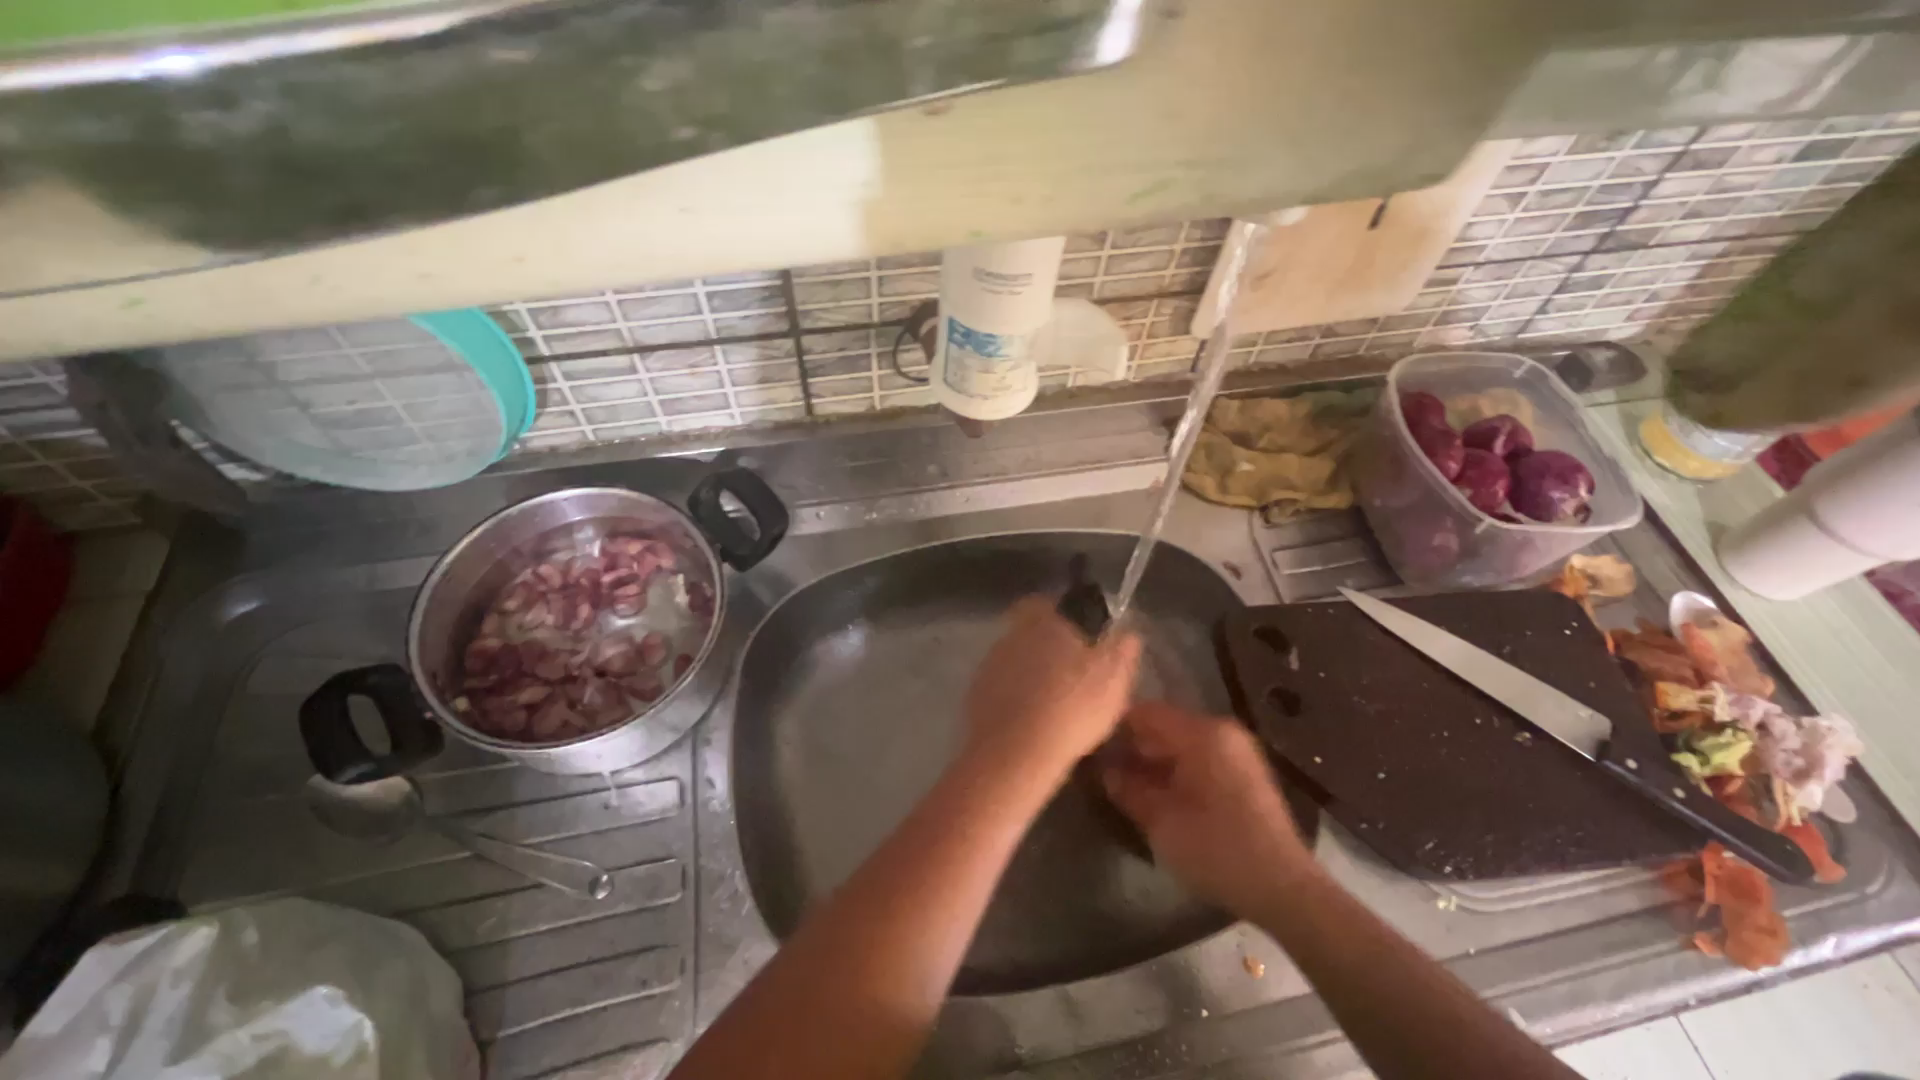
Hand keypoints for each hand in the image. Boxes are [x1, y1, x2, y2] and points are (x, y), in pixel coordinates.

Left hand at [963, 596, 1142, 778]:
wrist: (1016, 753)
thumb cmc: (1072, 708)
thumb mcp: (1114, 680)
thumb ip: (1122, 650)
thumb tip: (1127, 632)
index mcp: (1042, 622)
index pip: (1042, 602)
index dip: (1059, 614)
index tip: (1078, 634)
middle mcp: (1010, 636)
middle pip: (1028, 632)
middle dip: (1046, 647)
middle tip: (1072, 673)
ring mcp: (989, 666)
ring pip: (1013, 661)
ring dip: (1029, 674)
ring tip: (1053, 703)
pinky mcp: (975, 697)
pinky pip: (1000, 689)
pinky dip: (1014, 698)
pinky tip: (1031, 721)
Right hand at [1101, 701, 1313, 916]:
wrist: (1282, 888)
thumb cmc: (1216, 849)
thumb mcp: (1161, 822)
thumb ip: (1128, 790)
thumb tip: (1105, 771)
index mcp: (1202, 733)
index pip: (1145, 713)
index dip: (1113, 727)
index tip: (1088, 746)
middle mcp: (1222, 732)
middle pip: (1164, 726)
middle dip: (1132, 746)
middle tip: (1100, 768)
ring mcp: (1237, 752)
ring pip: (1181, 744)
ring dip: (1153, 761)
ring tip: (1122, 784)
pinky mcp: (1243, 775)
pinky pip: (1199, 759)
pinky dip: (1175, 770)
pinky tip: (1155, 794)